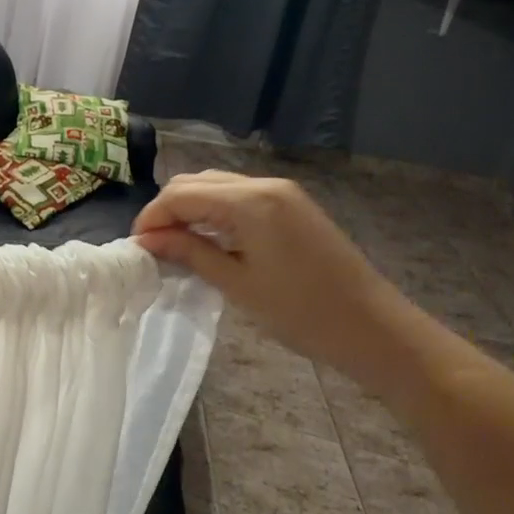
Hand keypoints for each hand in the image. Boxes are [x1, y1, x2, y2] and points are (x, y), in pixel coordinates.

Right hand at [133, 171, 408, 373]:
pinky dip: (215, 211)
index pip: (180, 195)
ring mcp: (282, 193)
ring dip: (190, 208)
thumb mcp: (237, 284)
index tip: (136, 246)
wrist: (377, 330)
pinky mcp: (293, 206)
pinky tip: (209, 239)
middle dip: (167, 210)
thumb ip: (188, 253)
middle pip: (196, 183)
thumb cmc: (303, 312)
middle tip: (153, 246)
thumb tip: (146, 241)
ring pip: (216, 186)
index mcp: (249, 202)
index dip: (152, 217)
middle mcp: (263, 185)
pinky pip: (240, 196)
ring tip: (177, 244)